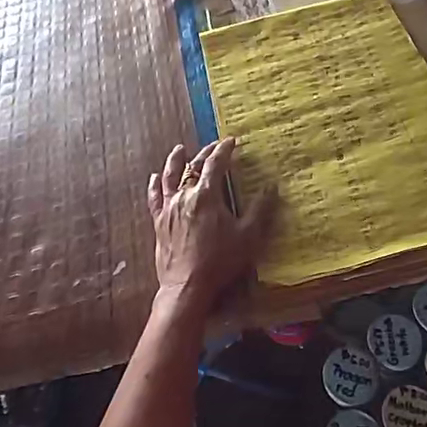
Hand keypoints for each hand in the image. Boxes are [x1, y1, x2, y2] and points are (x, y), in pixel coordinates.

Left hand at [146, 138, 273, 313]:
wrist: (187, 285)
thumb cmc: (220, 261)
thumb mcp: (248, 236)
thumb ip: (261, 209)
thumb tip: (271, 187)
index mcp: (206, 195)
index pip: (216, 164)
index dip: (224, 150)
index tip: (231, 141)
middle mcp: (184, 196)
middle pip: (193, 167)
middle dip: (205, 154)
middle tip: (214, 146)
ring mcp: (168, 208)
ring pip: (170, 177)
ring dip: (175, 161)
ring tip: (179, 149)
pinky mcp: (159, 222)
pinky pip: (154, 198)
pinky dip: (154, 185)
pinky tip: (154, 178)